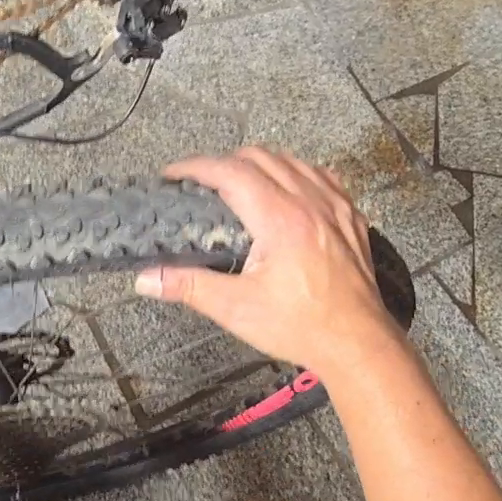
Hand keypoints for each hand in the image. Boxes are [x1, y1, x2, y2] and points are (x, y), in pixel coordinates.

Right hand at [135, 148, 402, 380]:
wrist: (356, 343)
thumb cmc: (297, 326)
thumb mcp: (235, 308)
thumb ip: (188, 286)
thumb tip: (145, 279)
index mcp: (279, 218)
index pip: (231, 171)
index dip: (196, 167)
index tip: (172, 175)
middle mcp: (309, 202)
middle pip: (260, 157)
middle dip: (223, 163)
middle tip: (199, 186)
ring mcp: (335, 207)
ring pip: (292, 161)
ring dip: (258, 164)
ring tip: (235, 186)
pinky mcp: (350, 218)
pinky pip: (320, 176)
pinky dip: (294, 174)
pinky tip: (284, 192)